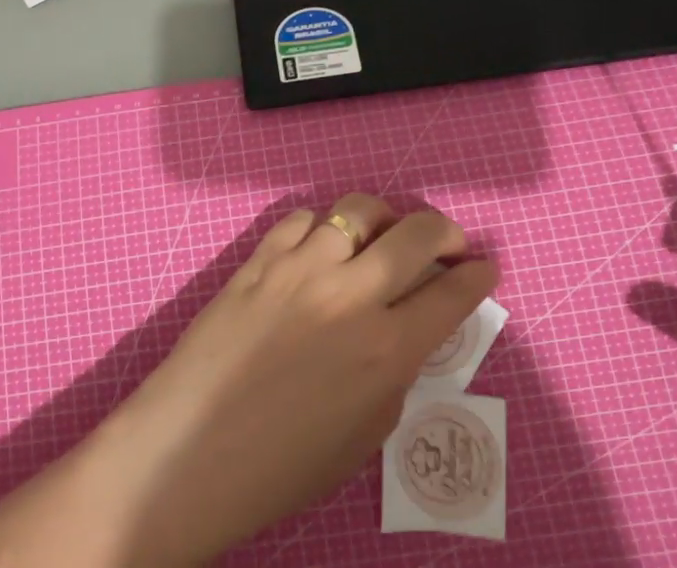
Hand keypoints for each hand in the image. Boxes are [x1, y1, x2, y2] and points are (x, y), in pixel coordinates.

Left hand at [90, 194, 498, 564]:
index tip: (485, 267)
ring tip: (381, 236)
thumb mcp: (366, 434)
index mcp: (387, 349)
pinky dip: (320, 227)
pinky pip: (300, 219)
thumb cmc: (284, 465)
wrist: (192, 451)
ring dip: (382, 218)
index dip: (478, 275)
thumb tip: (403, 331)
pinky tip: (318, 247)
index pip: (452, 293)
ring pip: (356, 210)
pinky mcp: (258, 261)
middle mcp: (351, 296)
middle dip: (445, 231)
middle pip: (417, 232)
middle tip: (446, 243)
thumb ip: (394, 372)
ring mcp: (300, 270)